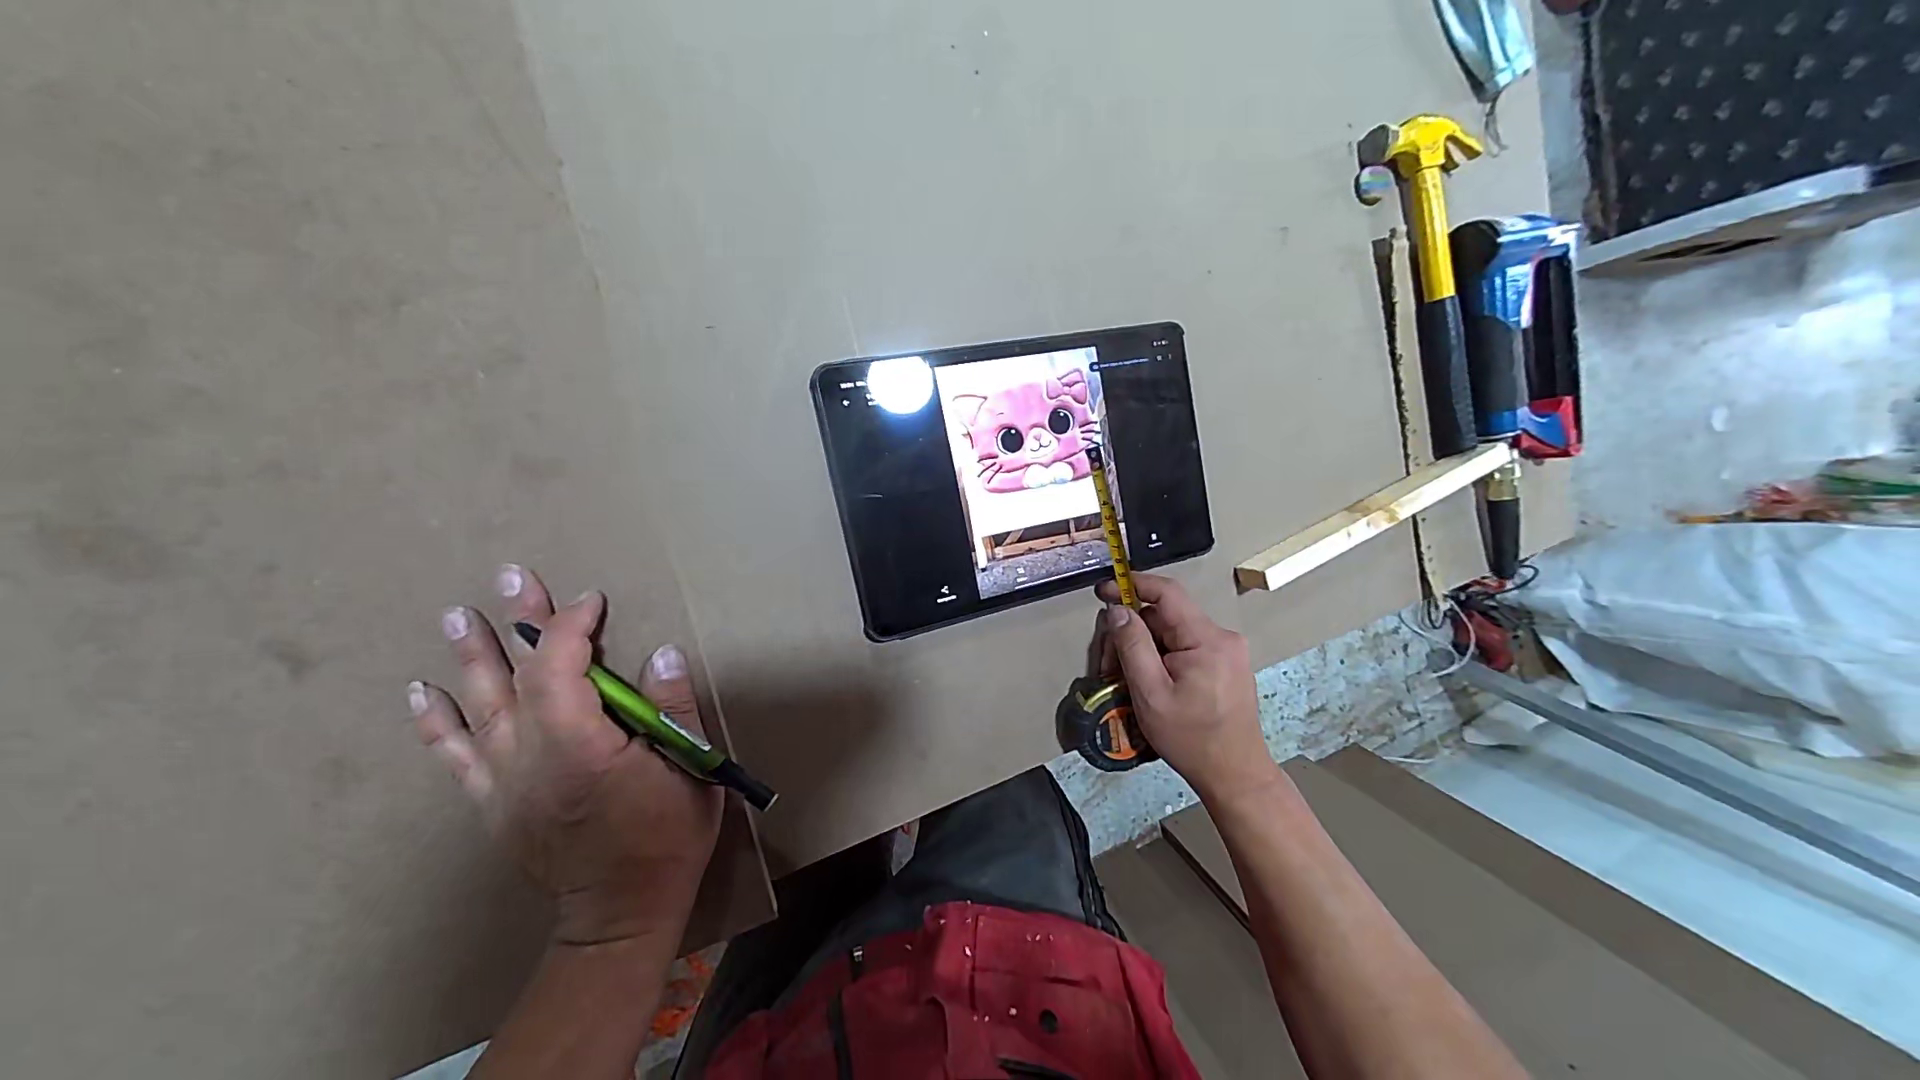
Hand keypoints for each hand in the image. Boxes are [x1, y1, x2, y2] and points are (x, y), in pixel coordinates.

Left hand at [408, 564, 722, 946]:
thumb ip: (673, 708)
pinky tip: (422, 692)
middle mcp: (530, 761)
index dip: (572, 628)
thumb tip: (661, 651)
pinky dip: (437, 723)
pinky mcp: (492, 804)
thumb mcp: (692, 770)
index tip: (593, 601)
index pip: (561, 671)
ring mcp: (503, 784)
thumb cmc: (667, 839)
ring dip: (471, 658)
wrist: (620, 913)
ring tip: (457, 616)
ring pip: (481, 709)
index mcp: (580, 751)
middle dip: (518, 624)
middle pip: (517, 678)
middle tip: (511, 577)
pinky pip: (456, 756)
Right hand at [1095, 573, 1273, 802]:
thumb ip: (1132, 646)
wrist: (1235, 774)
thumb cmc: (1192, 739)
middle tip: (1109, 665)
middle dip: (1132, 634)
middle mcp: (1222, 637)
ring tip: (1127, 681)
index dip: (1132, 585)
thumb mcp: (1151, 693)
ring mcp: (1226, 651)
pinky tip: (1148, 683)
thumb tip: (1118, 611)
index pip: (1167, 593)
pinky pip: (1184, 647)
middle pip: (1165, 617)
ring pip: (1171, 634)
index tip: (1104, 591)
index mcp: (1207, 639)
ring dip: (1144, 650)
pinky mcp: (1224, 664)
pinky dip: (1160, 659)